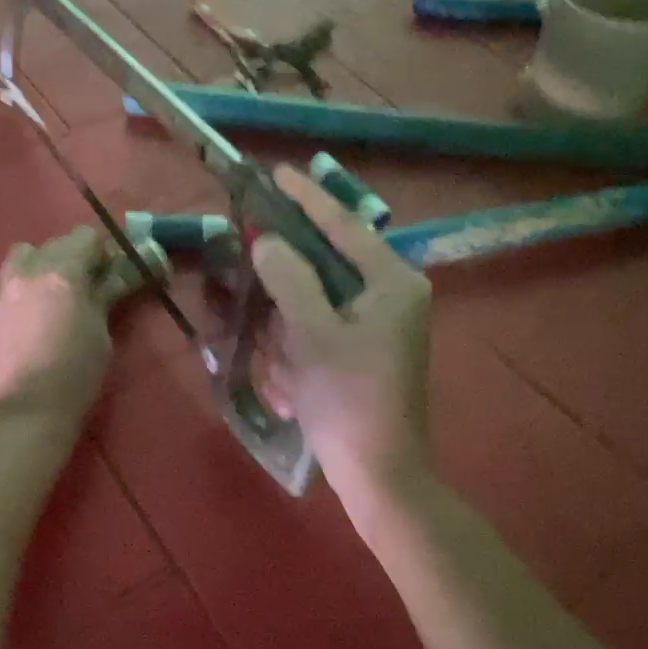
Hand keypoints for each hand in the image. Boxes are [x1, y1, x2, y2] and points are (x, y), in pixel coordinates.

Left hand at [0, 227, 132, 415]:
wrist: (30, 409)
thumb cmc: (77, 372)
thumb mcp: (101, 330)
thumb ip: (107, 293)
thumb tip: (125, 271)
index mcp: (62, 272)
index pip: (87, 237)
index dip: (106, 252)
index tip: (117, 272)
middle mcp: (30, 269)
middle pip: (58, 243)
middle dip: (79, 256)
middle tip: (96, 284)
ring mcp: (7, 286)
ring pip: (29, 253)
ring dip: (48, 262)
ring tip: (62, 291)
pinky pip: (15, 276)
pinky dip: (31, 280)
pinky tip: (43, 308)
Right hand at [252, 166, 432, 492]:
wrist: (379, 474)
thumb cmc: (349, 399)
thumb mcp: (313, 334)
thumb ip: (290, 279)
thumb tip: (268, 242)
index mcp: (393, 281)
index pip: (344, 226)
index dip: (307, 199)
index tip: (276, 174)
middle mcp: (393, 296)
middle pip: (326, 269)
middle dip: (287, 294)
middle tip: (254, 288)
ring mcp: (380, 329)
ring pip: (316, 309)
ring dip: (290, 339)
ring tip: (289, 376)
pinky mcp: (365, 356)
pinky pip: (320, 339)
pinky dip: (300, 360)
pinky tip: (295, 393)